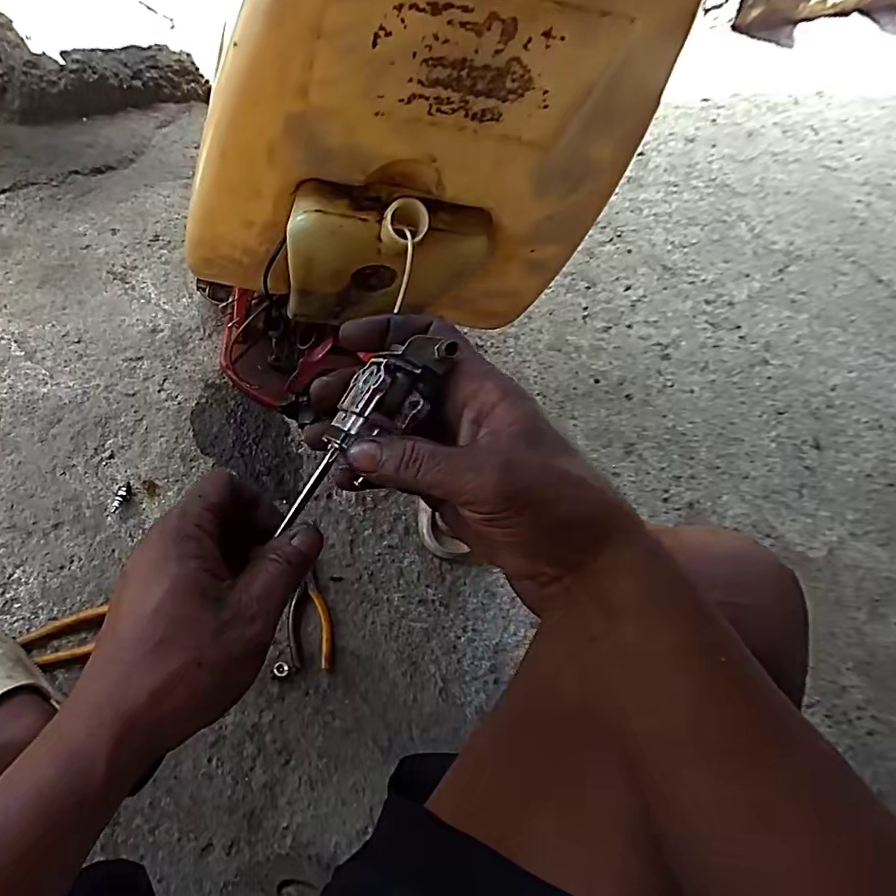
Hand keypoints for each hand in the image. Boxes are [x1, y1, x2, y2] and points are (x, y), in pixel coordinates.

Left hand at [65, 470, 321, 766]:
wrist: (117, 722)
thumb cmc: (181, 669)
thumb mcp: (250, 615)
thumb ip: (282, 568)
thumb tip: (308, 534)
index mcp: (180, 534)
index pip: (226, 485)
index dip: (262, 506)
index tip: (282, 543)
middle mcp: (158, 544)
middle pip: (216, 515)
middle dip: (254, 541)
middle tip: (275, 582)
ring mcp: (147, 573)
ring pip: (204, 548)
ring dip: (238, 568)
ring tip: (252, 611)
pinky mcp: (143, 600)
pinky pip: (187, 574)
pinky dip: (215, 587)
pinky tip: (225, 627)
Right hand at [303, 315, 644, 615]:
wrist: (578, 564)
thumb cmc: (554, 503)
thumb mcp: (487, 475)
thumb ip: (419, 462)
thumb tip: (356, 451)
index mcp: (480, 392)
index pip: (430, 342)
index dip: (388, 331)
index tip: (345, 340)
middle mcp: (459, 414)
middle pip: (398, 386)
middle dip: (355, 388)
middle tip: (317, 400)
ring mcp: (447, 453)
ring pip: (390, 430)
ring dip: (353, 432)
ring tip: (317, 439)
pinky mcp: (439, 487)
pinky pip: (394, 470)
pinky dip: (367, 472)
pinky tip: (344, 478)